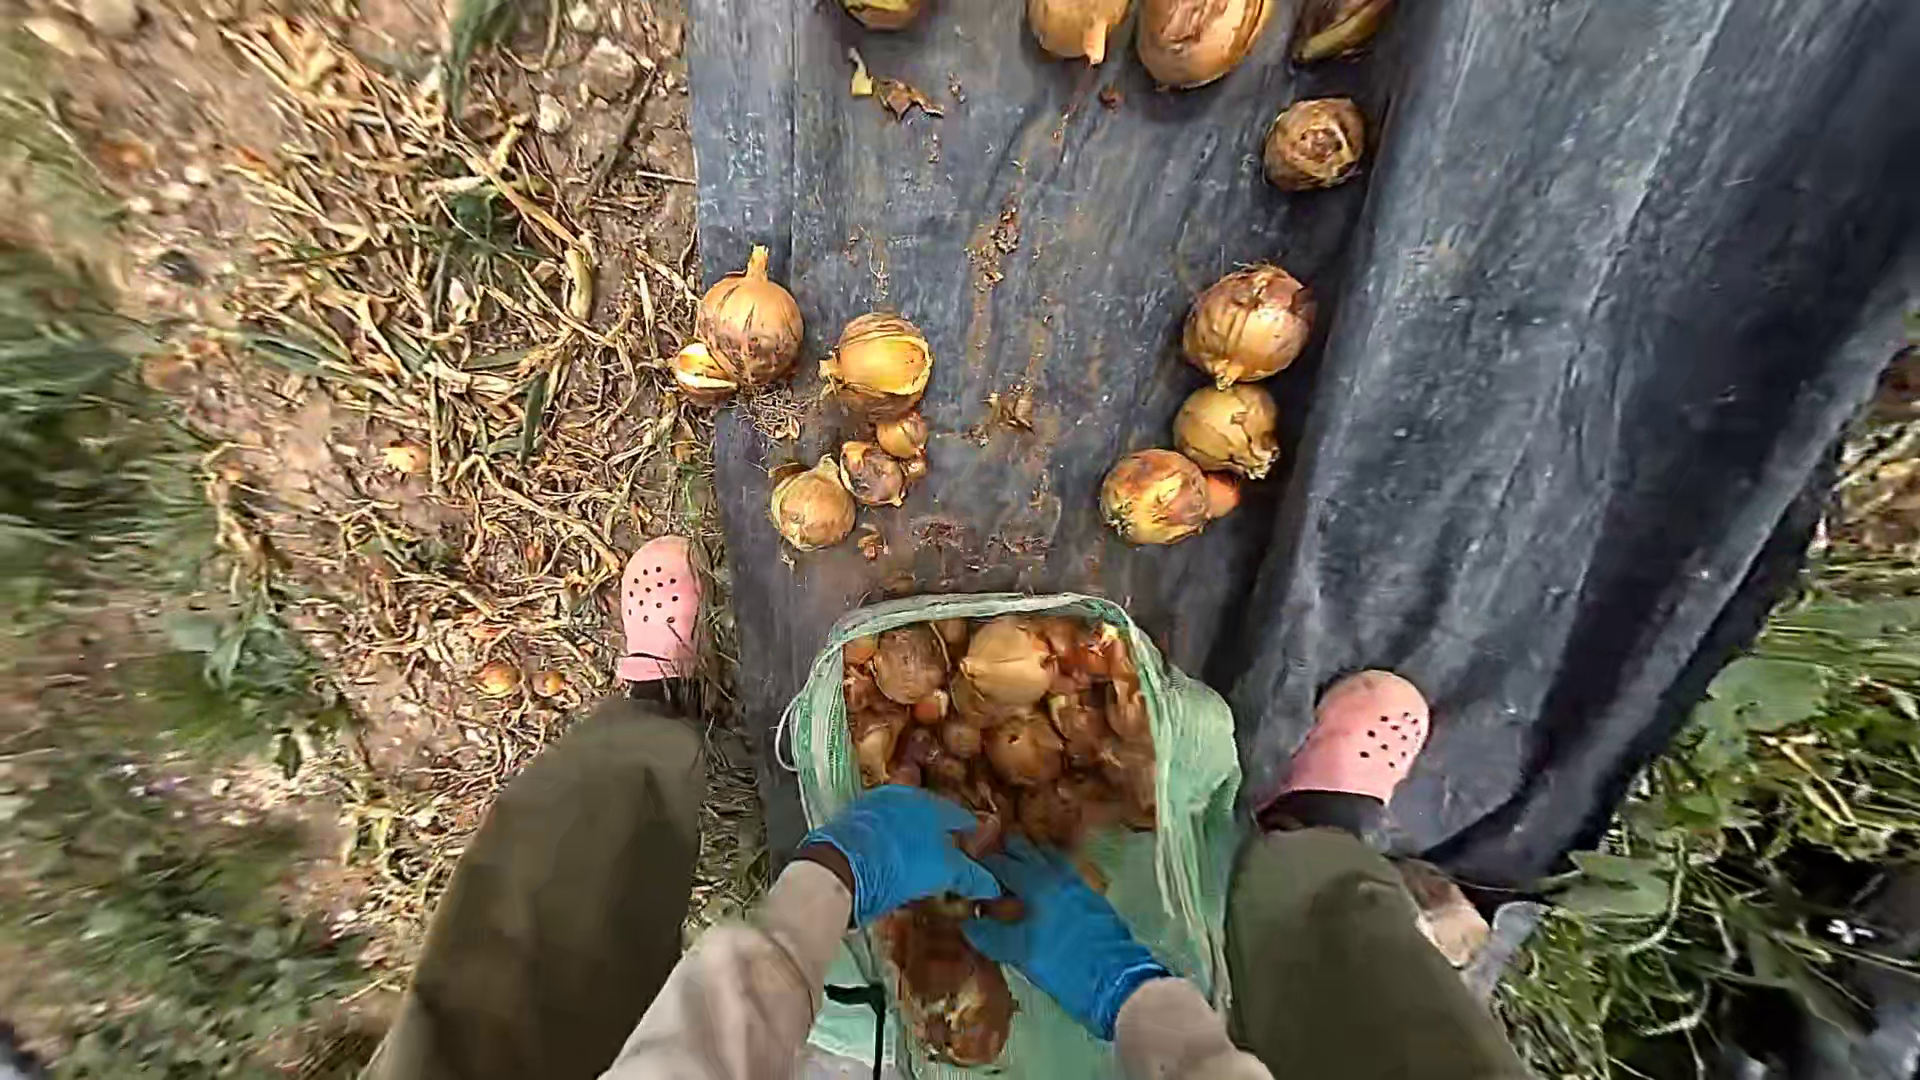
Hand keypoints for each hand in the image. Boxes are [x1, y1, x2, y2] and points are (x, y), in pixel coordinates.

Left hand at [799, 785, 999, 924]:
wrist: (841, 865)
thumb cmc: (900, 865)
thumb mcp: (940, 872)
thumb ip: (968, 875)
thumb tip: (993, 885)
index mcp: (933, 804)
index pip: (960, 816)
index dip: (970, 832)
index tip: (978, 845)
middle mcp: (907, 795)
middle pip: (932, 813)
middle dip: (942, 831)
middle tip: (951, 851)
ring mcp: (878, 803)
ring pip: (906, 818)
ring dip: (915, 834)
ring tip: (921, 855)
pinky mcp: (855, 817)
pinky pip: (884, 826)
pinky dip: (893, 839)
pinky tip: (892, 855)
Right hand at [963, 838, 1168, 1039]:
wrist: (1119, 983)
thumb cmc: (1066, 968)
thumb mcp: (1024, 956)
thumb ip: (994, 937)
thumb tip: (969, 922)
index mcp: (1036, 885)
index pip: (1004, 864)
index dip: (986, 860)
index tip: (971, 855)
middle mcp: (1056, 876)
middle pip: (1028, 851)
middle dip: (1010, 846)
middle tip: (993, 845)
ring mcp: (1076, 883)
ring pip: (1049, 856)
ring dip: (1032, 852)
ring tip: (1018, 853)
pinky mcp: (1091, 895)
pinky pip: (1064, 868)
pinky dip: (1050, 864)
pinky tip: (1047, 876)